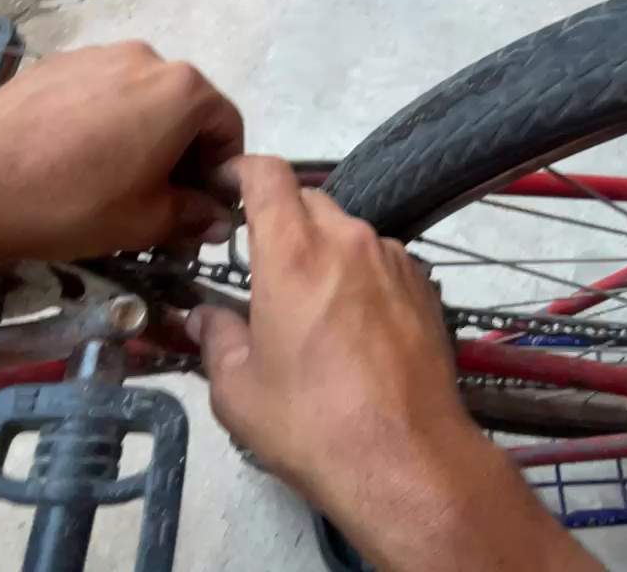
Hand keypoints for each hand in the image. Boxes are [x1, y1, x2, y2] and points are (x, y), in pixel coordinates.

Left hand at [0, 43, 242, 263]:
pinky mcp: (56, 62)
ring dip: (144, 131)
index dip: (223, 167)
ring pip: (142, 96)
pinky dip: (104, 118)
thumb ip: (196, 215)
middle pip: (186, 106)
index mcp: (184, 90)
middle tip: (161, 194)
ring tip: (113, 174)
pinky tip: (74, 155)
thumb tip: (220, 219)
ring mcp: (98, 54)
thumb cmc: (75, 204)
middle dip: (184, 149)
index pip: (228, 124)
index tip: (203, 201)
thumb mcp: (148, 221)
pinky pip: (100, 89)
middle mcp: (148, 58)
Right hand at [186, 157, 483, 512]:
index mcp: (294, 252)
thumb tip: (204, 318)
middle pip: (308, 198)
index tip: (228, 183)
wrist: (408, 456)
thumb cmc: (313, 423)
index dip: (244, 169)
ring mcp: (392, 256)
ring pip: (347, 229)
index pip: (268, 175)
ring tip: (315, 302)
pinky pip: (381, 257)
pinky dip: (361, 271)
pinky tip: (359, 321)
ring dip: (324, 248)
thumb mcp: (240, 391)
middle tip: (266, 262)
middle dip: (281, 217)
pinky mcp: (422, 280)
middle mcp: (347, 238)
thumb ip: (217, 339)